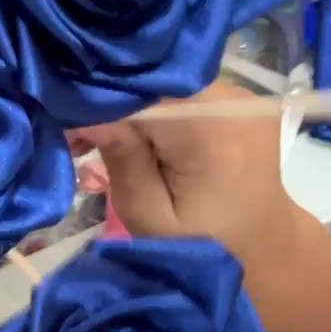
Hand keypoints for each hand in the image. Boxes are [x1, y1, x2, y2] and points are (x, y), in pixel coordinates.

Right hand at [79, 81, 323, 277]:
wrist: (262, 246)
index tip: (68, 136)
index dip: (97, 108)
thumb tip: (90, 116)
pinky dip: (152, 108)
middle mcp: (234, 101)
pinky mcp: (238, 100)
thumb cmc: (200, 243)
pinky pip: (181, 91)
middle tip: (78, 142)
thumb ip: (123, 161)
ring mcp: (242, 96)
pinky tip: (135, 134)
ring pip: (164, 85)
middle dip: (110, 107)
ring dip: (129, 108)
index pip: (140, 97)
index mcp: (212, 132)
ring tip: (103, 141)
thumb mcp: (149, 215)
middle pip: (153, 85)